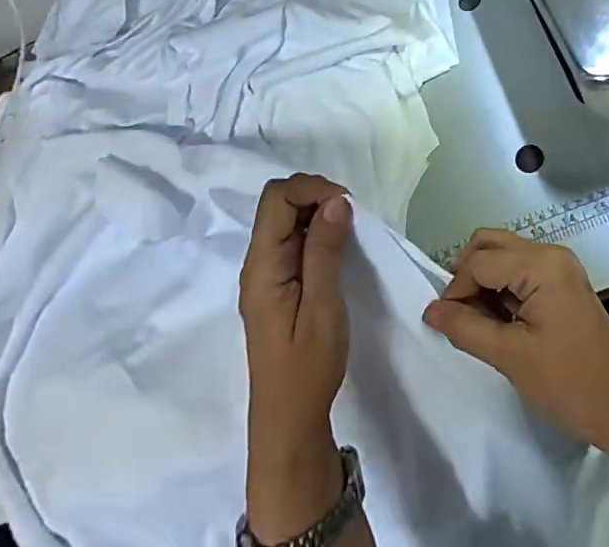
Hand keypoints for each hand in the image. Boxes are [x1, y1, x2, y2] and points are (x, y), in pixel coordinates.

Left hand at [239, 174, 353, 541]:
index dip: (311, 188)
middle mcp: (257, 263)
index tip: (347, 204)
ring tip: (349, 228)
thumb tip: (336, 201)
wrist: (289, 420)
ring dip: (317, 211)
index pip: (276, 199)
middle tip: (351, 215)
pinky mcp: (278, 284)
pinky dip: (316, 230)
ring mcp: (266, 273)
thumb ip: (325, 252)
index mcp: (262, 267)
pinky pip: (293, 240)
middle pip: (278, 203)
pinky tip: (337, 244)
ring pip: (285, 218)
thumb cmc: (308, 368)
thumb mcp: (323, 308)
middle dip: (315, 195)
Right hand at [421, 229, 608, 453]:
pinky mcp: (560, 282)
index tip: (447, 324)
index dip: (456, 291)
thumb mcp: (511, 357)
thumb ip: (466, 328)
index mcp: (542, 264)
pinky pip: (518, 271)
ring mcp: (558, 266)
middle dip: (466, 276)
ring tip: (478, 323)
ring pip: (502, 255)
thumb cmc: (570, 383)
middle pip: (489, 244)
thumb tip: (430, 310)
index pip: (480, 262)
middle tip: (459, 316)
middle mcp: (550, 253)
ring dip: (482, 283)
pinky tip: (498, 323)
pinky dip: (500, 290)